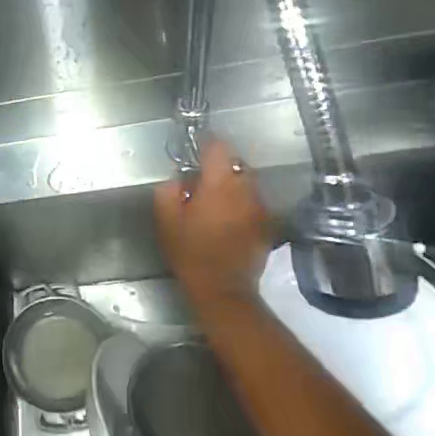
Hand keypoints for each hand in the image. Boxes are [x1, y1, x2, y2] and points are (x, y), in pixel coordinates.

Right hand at [154, 138, 274, 307]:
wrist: (223, 289)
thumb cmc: (191, 254)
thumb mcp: (167, 222)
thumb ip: (169, 191)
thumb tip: (178, 178)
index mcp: (219, 183)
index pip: (218, 147)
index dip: (206, 145)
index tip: (195, 152)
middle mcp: (245, 188)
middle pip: (235, 163)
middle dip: (219, 168)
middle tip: (202, 183)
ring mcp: (260, 206)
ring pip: (246, 183)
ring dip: (233, 187)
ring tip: (216, 203)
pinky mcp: (268, 223)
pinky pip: (253, 203)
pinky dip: (243, 204)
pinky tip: (230, 221)